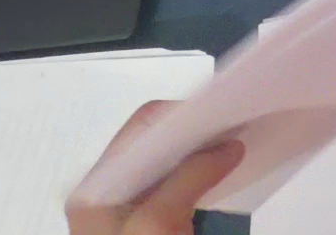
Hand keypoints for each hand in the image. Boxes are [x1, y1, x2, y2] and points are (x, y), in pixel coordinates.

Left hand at [66, 101, 244, 234]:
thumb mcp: (157, 225)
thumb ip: (189, 177)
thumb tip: (230, 145)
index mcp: (97, 186)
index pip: (145, 123)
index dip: (187, 112)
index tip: (226, 117)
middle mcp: (110, 189)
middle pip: (162, 138)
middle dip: (201, 130)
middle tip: (238, 130)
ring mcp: (130, 207)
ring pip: (175, 158)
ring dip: (207, 149)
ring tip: (238, 148)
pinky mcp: (153, 221)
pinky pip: (183, 180)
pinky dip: (208, 171)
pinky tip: (227, 175)